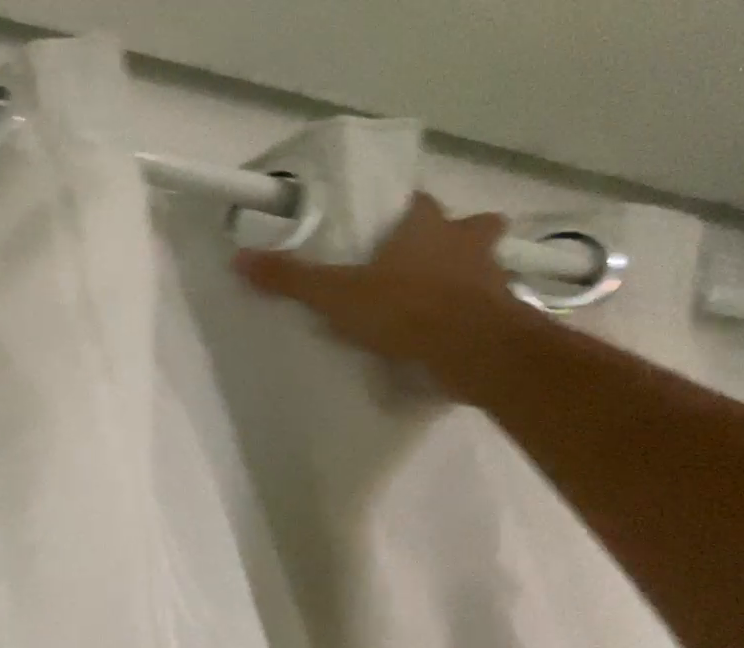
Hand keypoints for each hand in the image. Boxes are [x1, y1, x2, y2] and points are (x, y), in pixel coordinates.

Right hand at [234, 192, 539, 403]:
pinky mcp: (504, 313)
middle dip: (451, 237)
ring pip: (483, 264)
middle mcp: (466, 241)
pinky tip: (445, 333)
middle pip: (467, 226)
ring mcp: (492, 276)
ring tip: (434, 299)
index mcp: (427, 226)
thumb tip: (239, 258)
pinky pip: (487, 305)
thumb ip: (291, 278)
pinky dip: (470, 314)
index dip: (403, 212)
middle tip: (422, 260)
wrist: (474, 348)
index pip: (418, 202)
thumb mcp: (334, 294)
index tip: (387, 225)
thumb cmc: (405, 307)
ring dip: (465, 275)